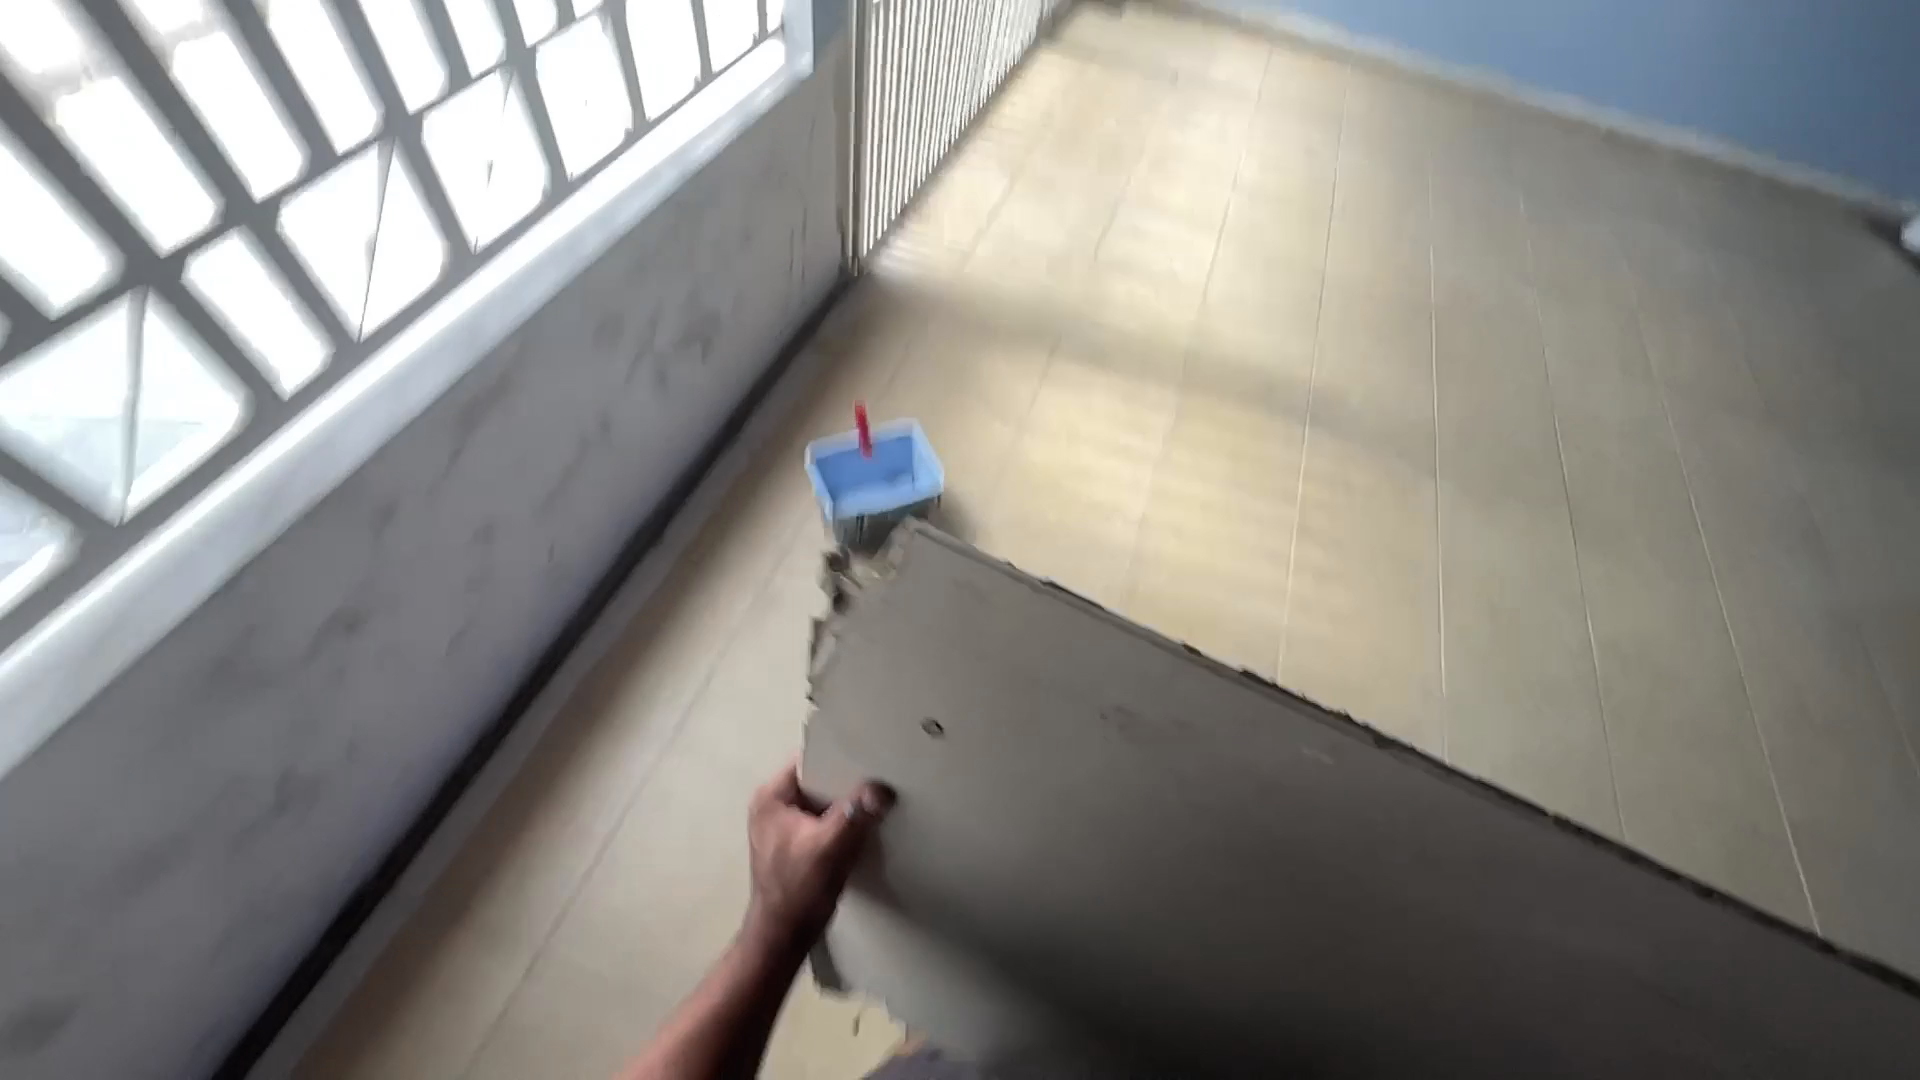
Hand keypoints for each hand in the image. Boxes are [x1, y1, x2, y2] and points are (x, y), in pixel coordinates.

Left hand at [742, 761, 893, 953]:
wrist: (783, 939)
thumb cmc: (798, 891)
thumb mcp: (830, 849)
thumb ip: (855, 815)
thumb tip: (882, 789)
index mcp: (771, 797)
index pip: (810, 759)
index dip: (840, 755)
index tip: (870, 755)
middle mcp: (773, 805)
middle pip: (819, 779)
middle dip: (848, 781)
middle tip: (879, 775)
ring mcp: (784, 825)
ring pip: (824, 800)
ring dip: (847, 803)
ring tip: (876, 797)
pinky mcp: (797, 843)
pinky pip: (825, 819)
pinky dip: (843, 821)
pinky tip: (865, 823)